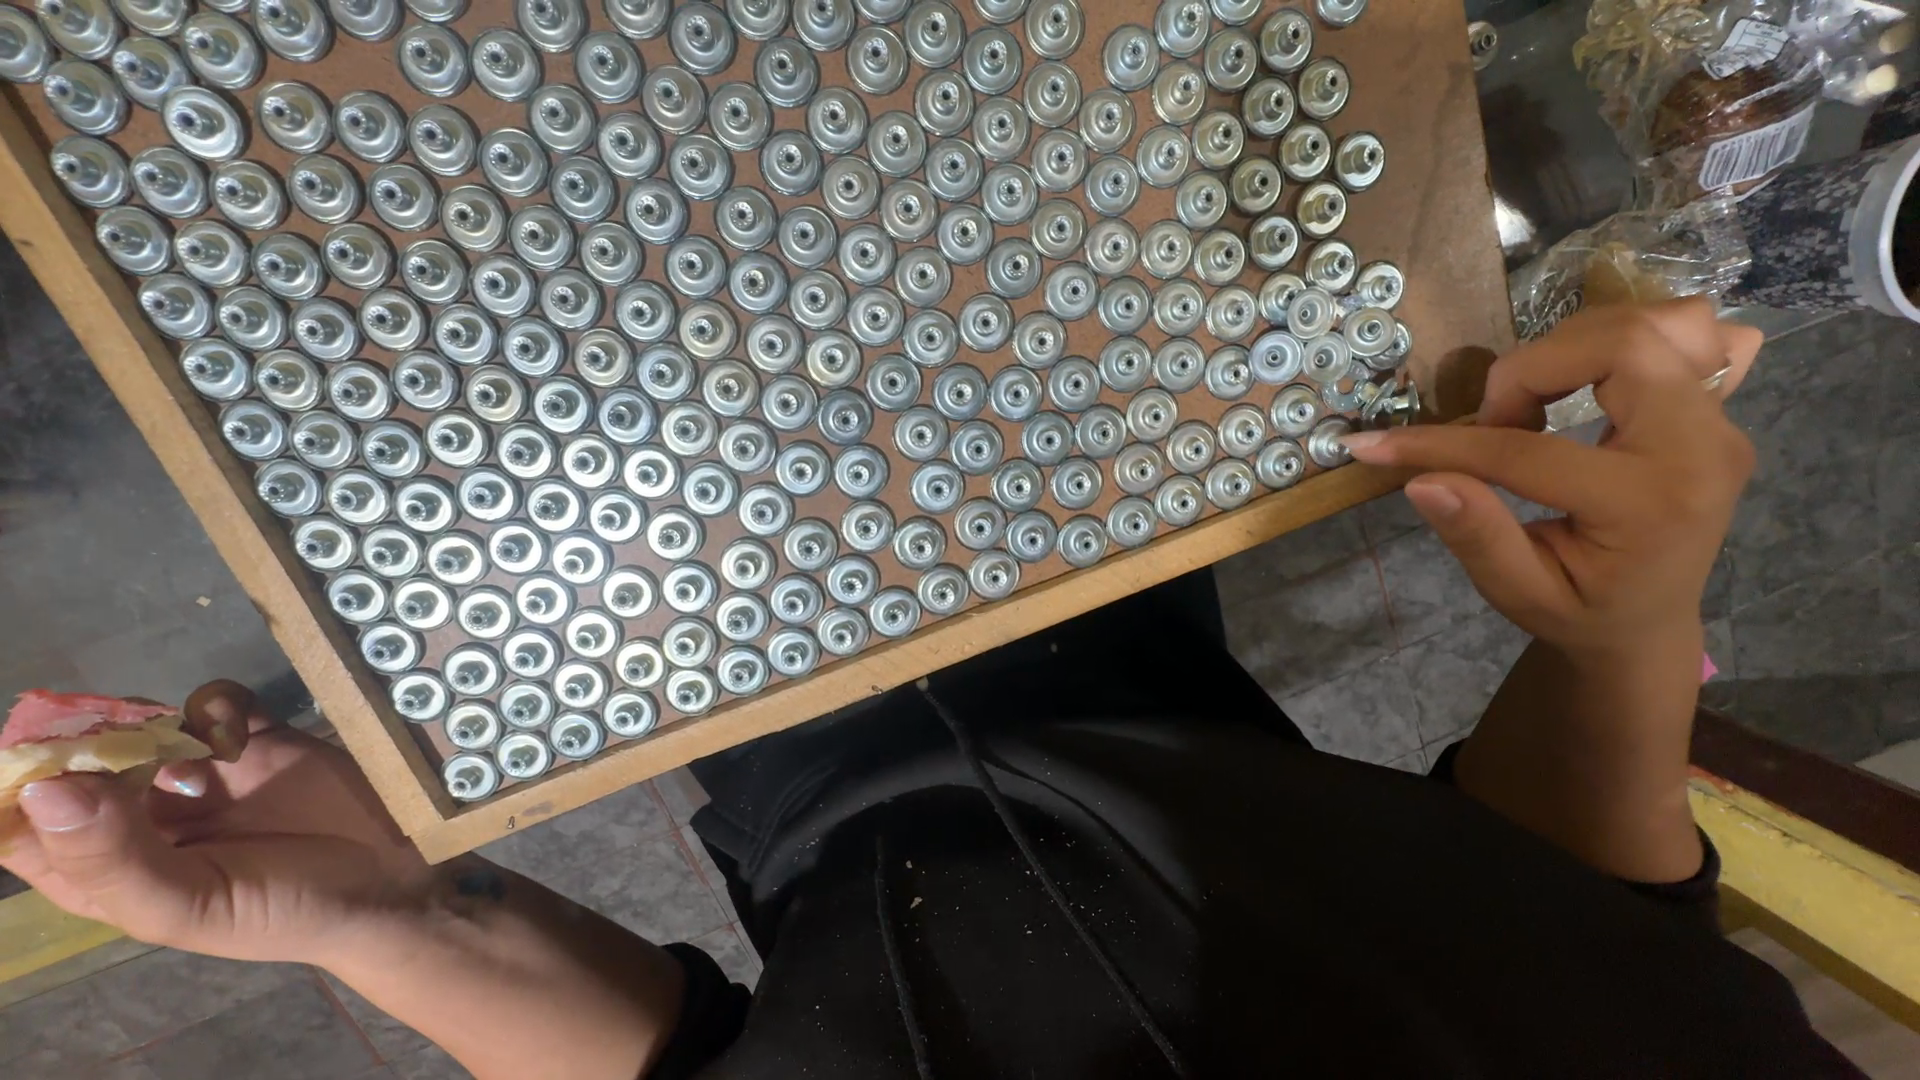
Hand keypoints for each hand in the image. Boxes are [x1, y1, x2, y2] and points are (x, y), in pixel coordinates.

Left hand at [0, 680, 431, 966]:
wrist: (389, 882)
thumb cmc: (281, 911)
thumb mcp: (186, 905)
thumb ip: (112, 856)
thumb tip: (46, 789)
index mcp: (106, 868)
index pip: (24, 823)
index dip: (20, 790)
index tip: (45, 766)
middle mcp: (147, 816)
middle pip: (85, 763)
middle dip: (91, 743)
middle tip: (124, 741)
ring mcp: (210, 775)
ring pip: (148, 727)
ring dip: (153, 721)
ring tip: (189, 742)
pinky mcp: (267, 744)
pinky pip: (224, 707)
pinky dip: (219, 704)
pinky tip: (238, 728)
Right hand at [1341, 299, 1762, 657]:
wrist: (1647, 620)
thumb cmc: (1578, 611)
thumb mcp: (1517, 592)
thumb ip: (1477, 536)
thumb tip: (1421, 480)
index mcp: (1648, 506)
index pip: (1528, 451)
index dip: (1440, 444)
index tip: (1376, 445)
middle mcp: (1702, 449)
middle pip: (1620, 346)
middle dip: (1529, 370)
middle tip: (1495, 420)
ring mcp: (1722, 421)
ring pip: (1656, 325)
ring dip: (1572, 348)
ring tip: (1535, 399)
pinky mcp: (1718, 406)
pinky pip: (1695, 333)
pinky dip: (1633, 337)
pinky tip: (1594, 376)